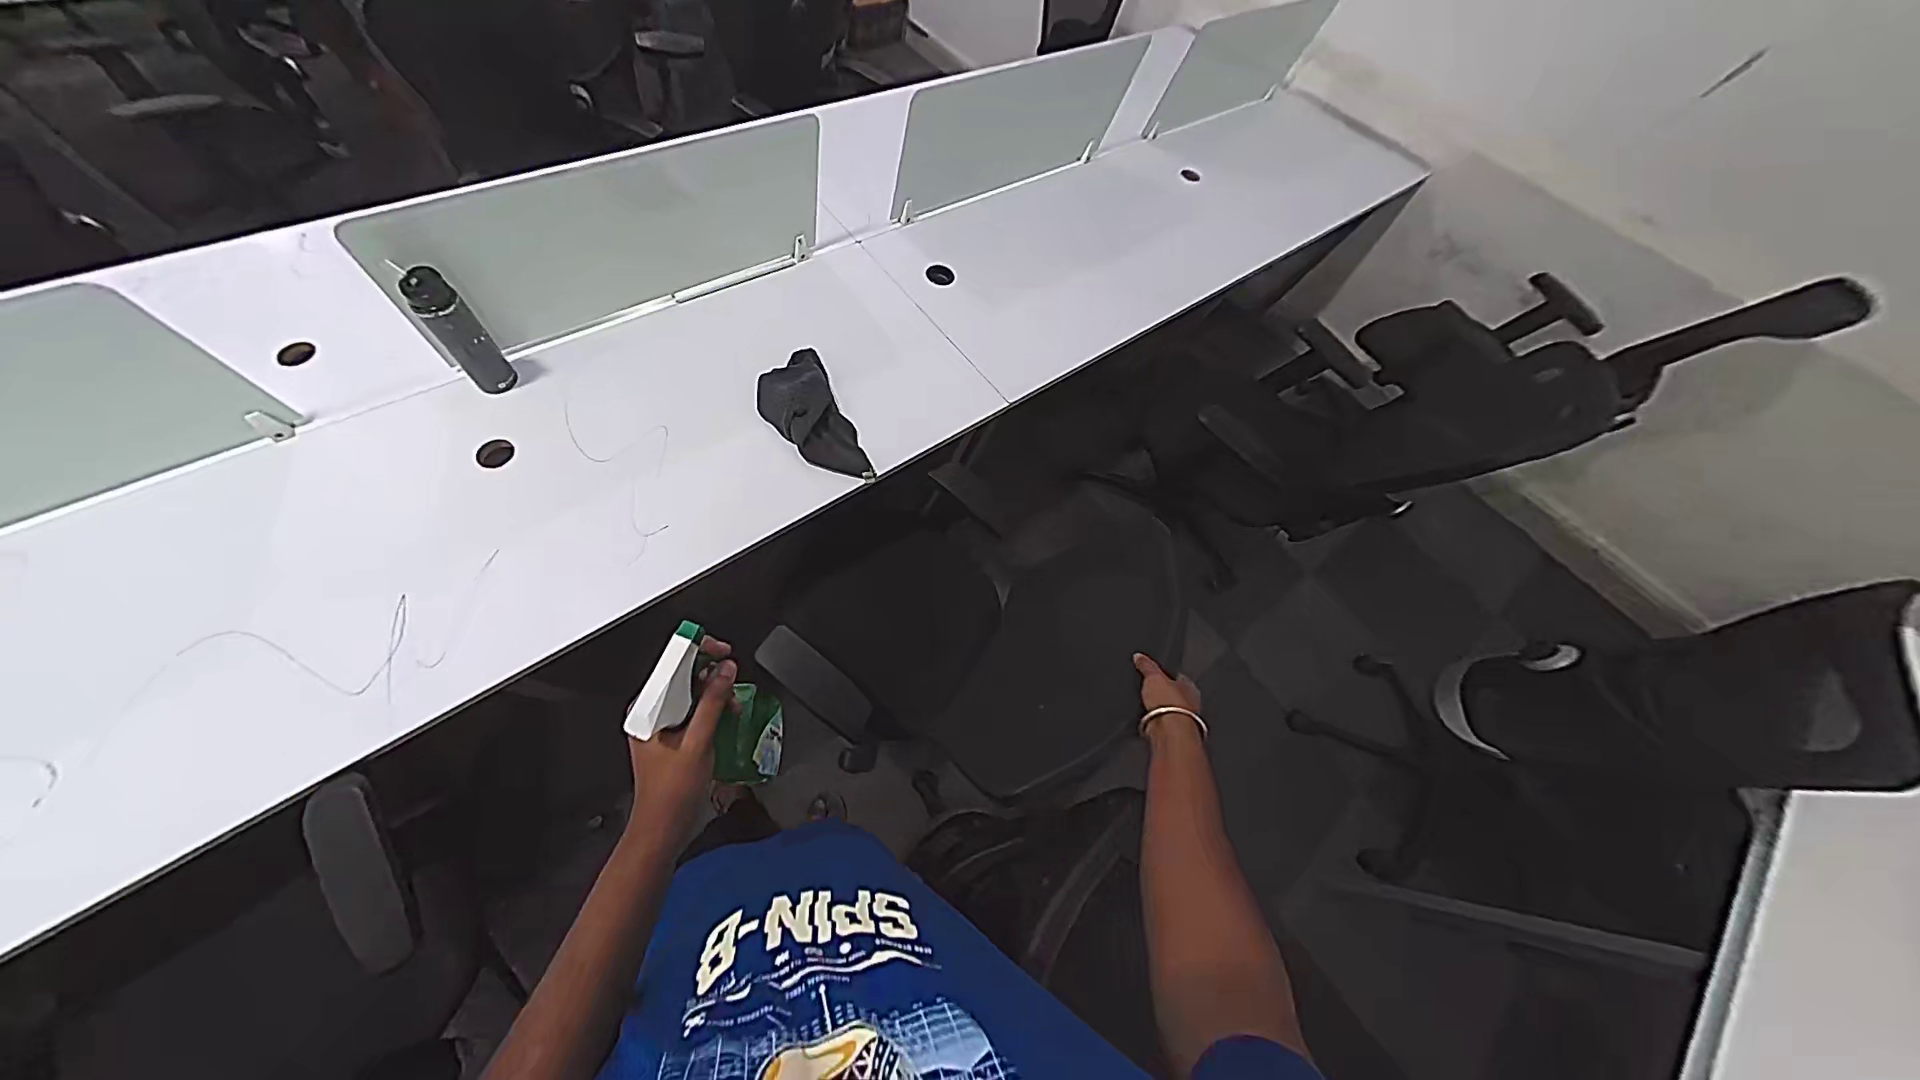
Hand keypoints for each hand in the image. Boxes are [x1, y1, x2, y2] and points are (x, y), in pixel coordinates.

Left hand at [629, 636, 736, 837]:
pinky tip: (725, 718)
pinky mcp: (672, 734)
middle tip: (733, 681)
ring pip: (691, 693)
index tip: (721, 650)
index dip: (697, 653)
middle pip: (683, 678)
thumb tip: (725, 671)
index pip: (671, 667)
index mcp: (646, 710)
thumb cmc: (671, 794)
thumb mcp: (697, 742)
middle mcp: (650, 713)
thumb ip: (712, 703)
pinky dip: (712, 709)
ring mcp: (661, 724)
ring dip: (715, 695)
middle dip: (712, 677)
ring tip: (731, 707)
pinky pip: (694, 709)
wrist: (662, 829)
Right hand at [1133, 652, 1202, 742]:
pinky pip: (1164, 725)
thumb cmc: (1170, 704)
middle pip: (1177, 696)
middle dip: (1167, 694)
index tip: (1162, 675)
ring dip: (1163, 710)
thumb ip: (1147, 666)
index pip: (1180, 678)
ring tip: (1150, 707)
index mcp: (1190, 687)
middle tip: (1155, 691)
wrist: (1170, 731)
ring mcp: (1183, 721)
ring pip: (1172, 712)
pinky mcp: (1173, 734)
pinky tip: (1150, 721)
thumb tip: (1139, 656)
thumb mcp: (1154, 677)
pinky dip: (1157, 723)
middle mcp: (1190, 705)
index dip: (1170, 676)